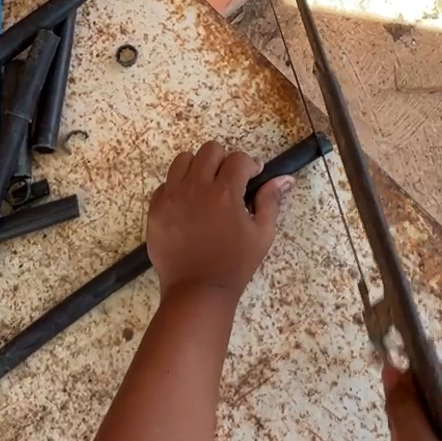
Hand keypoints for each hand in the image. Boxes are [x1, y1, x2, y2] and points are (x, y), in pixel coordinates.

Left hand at [146, 141, 290, 299]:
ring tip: (205, 187)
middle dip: (224, 160)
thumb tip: (285, 178)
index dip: (249, 165)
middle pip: (210, 150)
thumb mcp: (261, 234)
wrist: (197, 291)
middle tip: (229, 180)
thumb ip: (271, 201)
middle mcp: (197, 187)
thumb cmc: (234, 264)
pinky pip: (166, 184)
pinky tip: (188, 205)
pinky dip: (178, 188)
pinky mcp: (156, 208)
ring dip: (198, 167)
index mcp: (225, 193)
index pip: (238, 158)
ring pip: (184, 160)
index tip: (252, 176)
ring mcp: (172, 196)